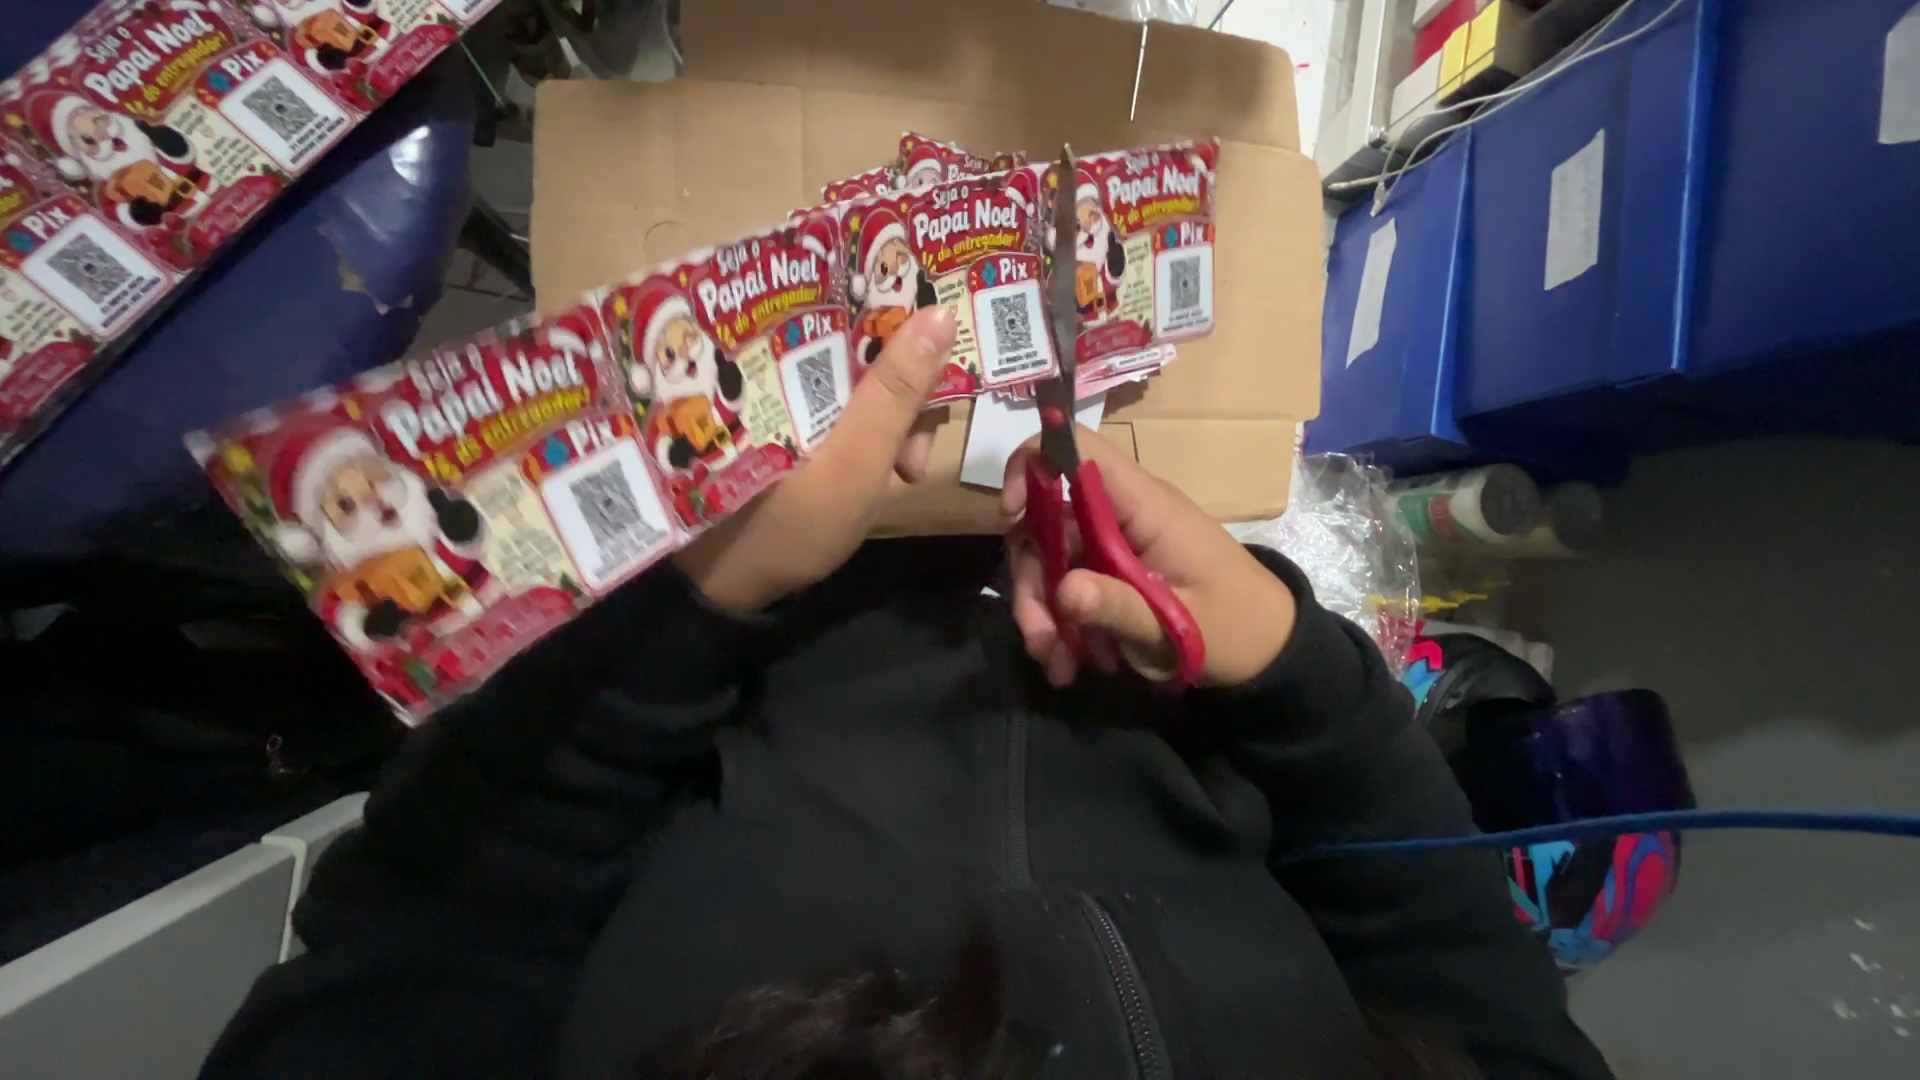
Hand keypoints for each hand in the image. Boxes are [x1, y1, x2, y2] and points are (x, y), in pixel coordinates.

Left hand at [671, 307, 955, 611]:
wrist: (728, 581)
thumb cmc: (792, 524)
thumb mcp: (857, 462)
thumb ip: (897, 393)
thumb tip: (941, 312)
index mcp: (792, 358)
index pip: (859, 306)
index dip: (910, 327)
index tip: (945, 370)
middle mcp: (787, 362)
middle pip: (869, 347)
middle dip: (911, 395)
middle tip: (918, 453)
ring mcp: (789, 393)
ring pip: (865, 381)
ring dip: (898, 422)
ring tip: (906, 472)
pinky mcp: (793, 421)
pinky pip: (849, 408)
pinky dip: (875, 434)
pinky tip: (889, 469)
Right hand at [1001, 428, 1296, 687]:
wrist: (1270, 650)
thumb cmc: (1236, 627)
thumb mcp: (1178, 626)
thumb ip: (1120, 607)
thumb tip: (1062, 592)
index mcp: (1145, 506)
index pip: (1080, 451)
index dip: (1034, 464)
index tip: (1012, 513)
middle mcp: (1120, 515)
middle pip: (1047, 520)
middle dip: (1032, 579)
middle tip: (1039, 639)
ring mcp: (1113, 544)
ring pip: (1050, 559)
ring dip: (1044, 612)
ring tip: (1059, 665)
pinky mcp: (1110, 571)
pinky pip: (1068, 585)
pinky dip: (1063, 623)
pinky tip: (1075, 663)